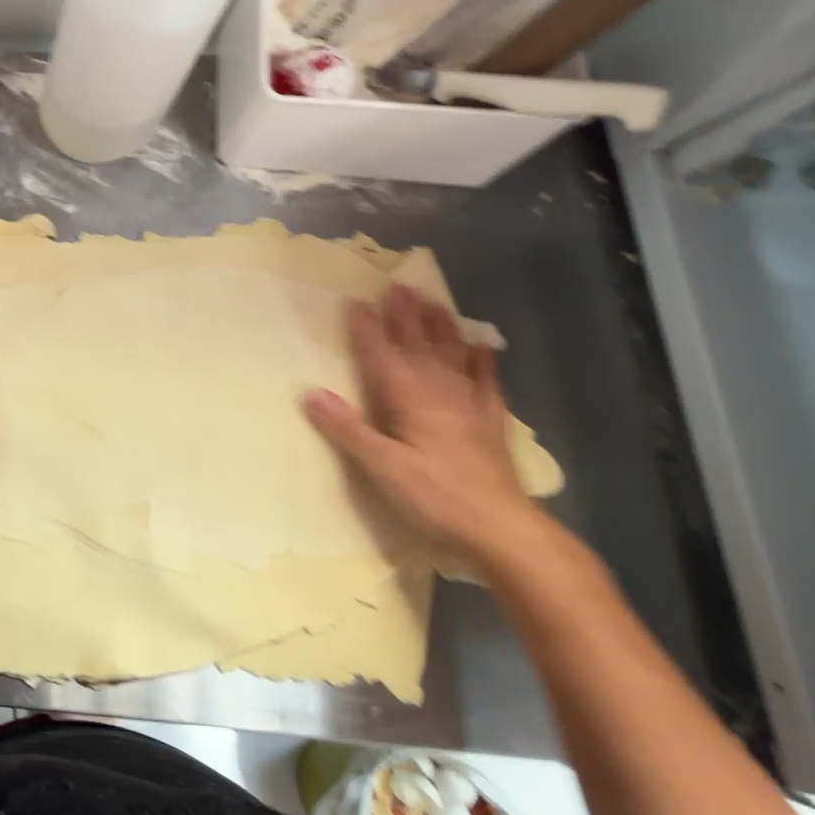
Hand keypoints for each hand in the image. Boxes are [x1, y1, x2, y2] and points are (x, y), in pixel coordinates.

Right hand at [302, 284, 546, 559]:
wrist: (502, 528)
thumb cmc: (436, 498)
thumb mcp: (383, 468)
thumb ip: (348, 430)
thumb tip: (311, 393)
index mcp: (411, 403)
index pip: (384, 358)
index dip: (369, 331)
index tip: (357, 302)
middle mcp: (441, 396)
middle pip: (420, 349)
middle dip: (407, 317)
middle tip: (399, 286)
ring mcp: (470, 408)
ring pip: (452, 358)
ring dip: (440, 329)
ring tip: (433, 302)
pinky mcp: (490, 424)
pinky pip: (485, 383)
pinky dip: (481, 361)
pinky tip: (480, 347)